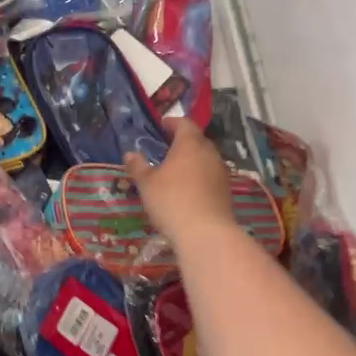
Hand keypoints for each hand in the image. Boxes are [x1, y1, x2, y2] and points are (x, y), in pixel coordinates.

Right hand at [125, 119, 236, 242]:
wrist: (205, 233)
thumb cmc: (171, 201)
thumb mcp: (147, 184)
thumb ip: (138, 166)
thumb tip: (130, 154)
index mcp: (190, 144)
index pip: (184, 123)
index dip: (172, 122)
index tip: (161, 126)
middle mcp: (209, 153)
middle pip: (197, 139)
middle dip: (183, 141)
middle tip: (166, 148)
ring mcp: (221, 171)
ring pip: (205, 158)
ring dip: (192, 159)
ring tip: (176, 169)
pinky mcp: (226, 190)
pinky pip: (210, 174)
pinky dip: (199, 175)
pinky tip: (188, 188)